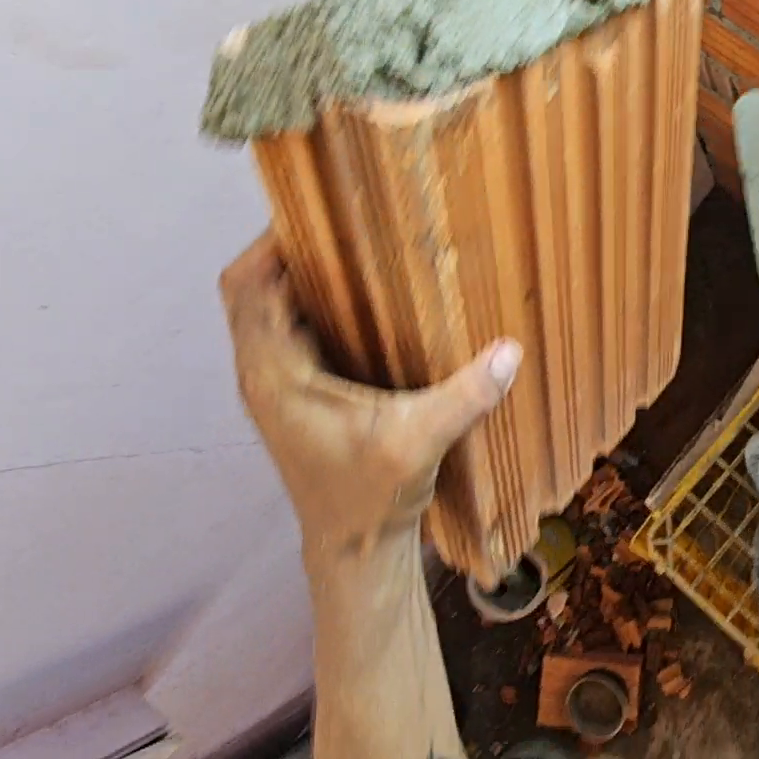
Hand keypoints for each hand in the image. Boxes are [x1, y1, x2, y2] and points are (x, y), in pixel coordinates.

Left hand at [220, 233, 520, 557]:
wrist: (352, 548)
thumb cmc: (370, 496)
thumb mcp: (419, 443)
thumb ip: (463, 396)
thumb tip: (511, 350)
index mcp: (275, 375)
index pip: (248, 288)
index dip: (272, 244)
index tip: (318, 211)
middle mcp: (266, 372)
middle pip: (254, 289)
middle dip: (291, 249)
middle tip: (349, 221)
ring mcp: (280, 383)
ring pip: (272, 308)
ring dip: (302, 274)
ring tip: (359, 245)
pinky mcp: (300, 393)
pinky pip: (294, 328)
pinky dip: (316, 301)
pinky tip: (367, 295)